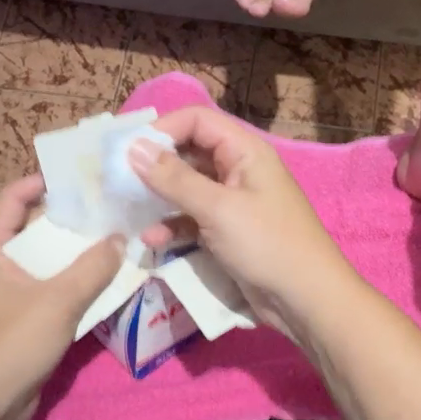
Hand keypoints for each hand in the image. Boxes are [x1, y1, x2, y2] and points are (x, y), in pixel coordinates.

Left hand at [0, 174, 122, 419]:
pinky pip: (52, 291)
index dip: (38, 182)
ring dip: (77, 253)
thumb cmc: (11, 344)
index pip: (10, 200)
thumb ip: (93, 268)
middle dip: (70, 218)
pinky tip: (106, 283)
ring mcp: (8, 298)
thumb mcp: (58, 301)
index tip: (76, 176)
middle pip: (33, 230)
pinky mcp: (21, 324)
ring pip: (46, 263)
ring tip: (116, 239)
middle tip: (109, 206)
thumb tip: (120, 239)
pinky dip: (76, 283)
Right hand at [130, 106, 357, 339]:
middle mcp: (239, 169)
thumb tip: (134, 148)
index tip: (127, 149)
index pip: (198, 120)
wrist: (305, 299)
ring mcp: (233, 202)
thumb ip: (175, 179)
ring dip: (159, 199)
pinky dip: (172, 226)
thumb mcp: (218, 209)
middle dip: (154, 165)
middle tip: (116, 180)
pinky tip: (151, 242)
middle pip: (189, 152)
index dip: (163, 128)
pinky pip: (192, 219)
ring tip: (126, 211)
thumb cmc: (267, 243)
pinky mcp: (227, 232)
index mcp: (245, 151)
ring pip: (187, 188)